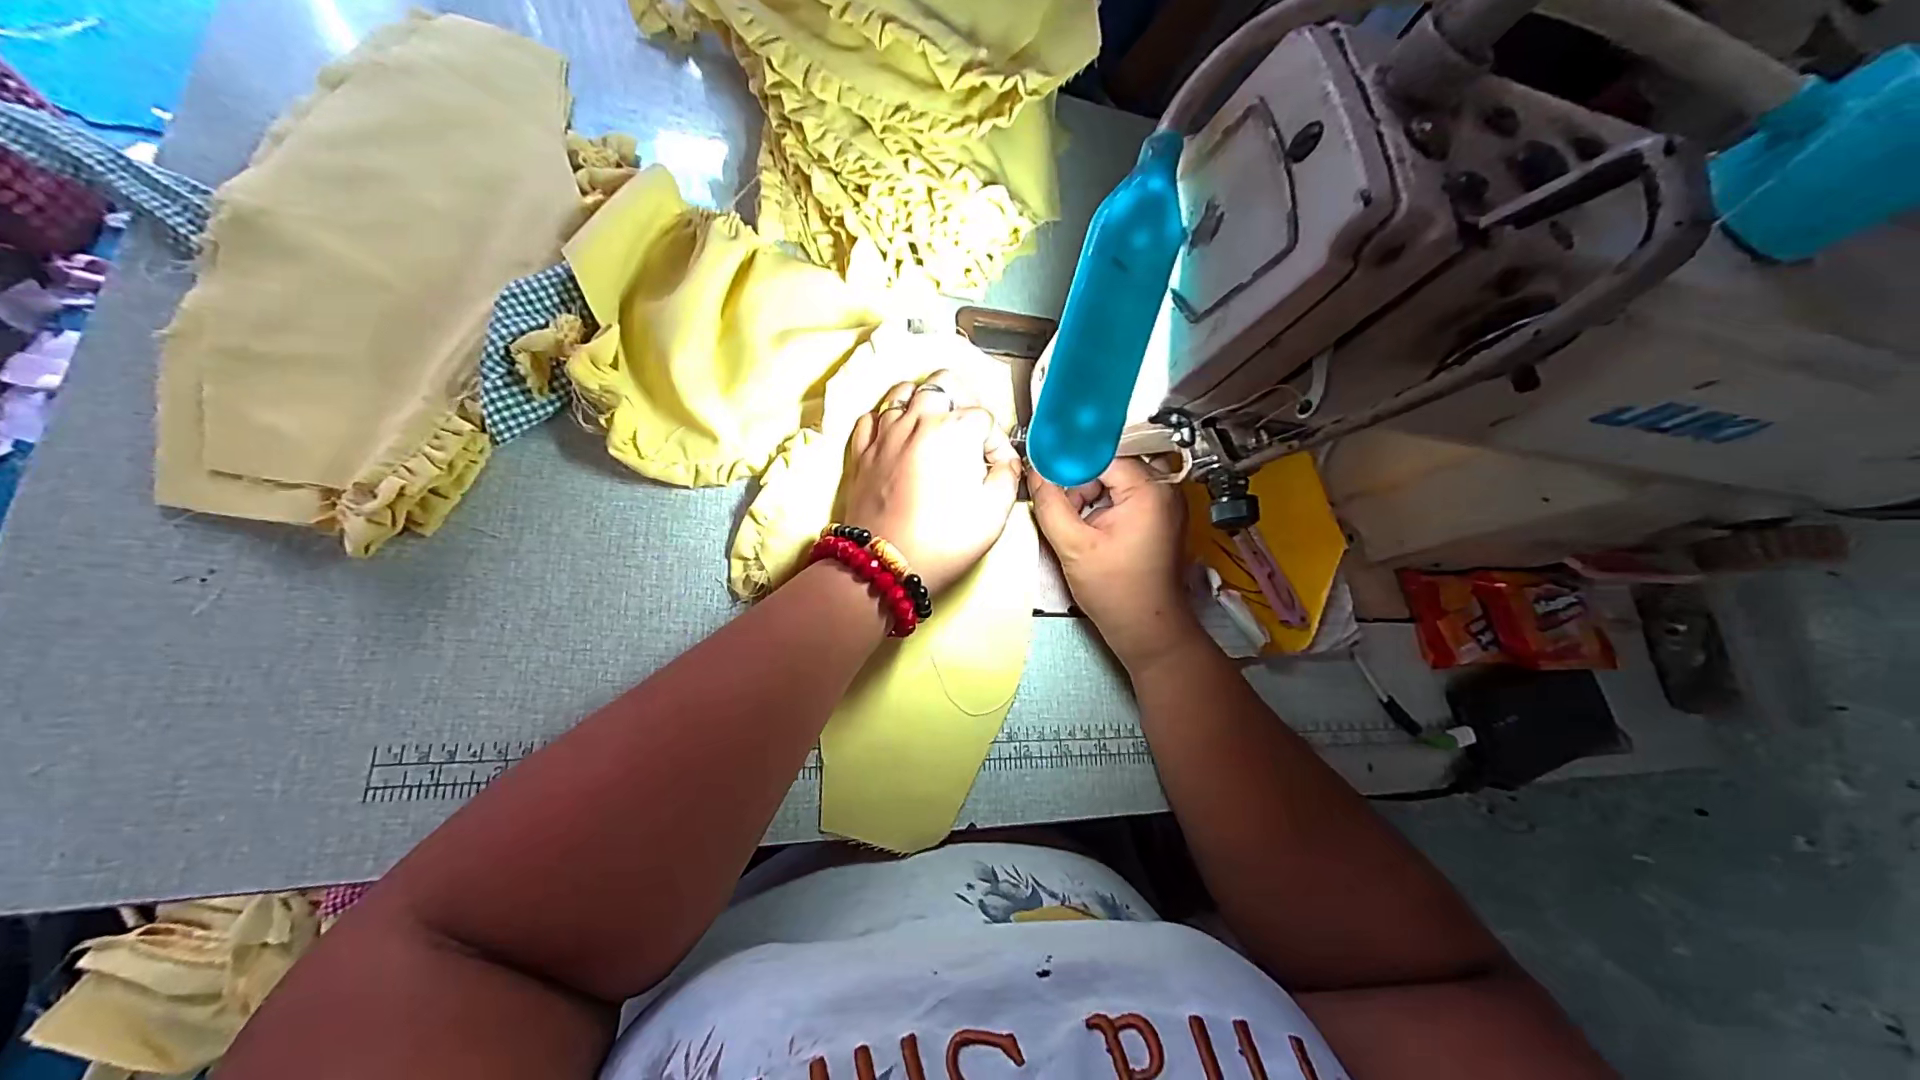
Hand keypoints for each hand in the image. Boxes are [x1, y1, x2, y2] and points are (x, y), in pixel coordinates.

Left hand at [841, 370, 1021, 594]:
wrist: (887, 564)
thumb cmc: (941, 542)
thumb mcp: (995, 513)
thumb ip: (1007, 476)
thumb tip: (1005, 463)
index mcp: (955, 431)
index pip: (984, 416)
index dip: (995, 442)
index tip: (996, 467)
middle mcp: (917, 422)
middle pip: (943, 383)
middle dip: (961, 399)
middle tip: (968, 426)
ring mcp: (885, 435)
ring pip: (901, 391)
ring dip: (921, 399)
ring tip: (932, 422)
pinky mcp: (861, 453)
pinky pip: (871, 418)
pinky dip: (885, 419)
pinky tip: (896, 435)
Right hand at [1032, 458, 1197, 669]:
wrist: (1147, 628)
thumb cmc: (1122, 595)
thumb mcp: (1073, 545)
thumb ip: (1050, 503)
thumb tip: (1036, 473)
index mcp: (1149, 489)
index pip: (1099, 454)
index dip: (1066, 461)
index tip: (1042, 462)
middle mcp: (1163, 489)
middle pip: (1107, 463)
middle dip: (1077, 482)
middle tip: (1064, 510)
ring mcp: (1162, 502)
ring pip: (1112, 478)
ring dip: (1087, 494)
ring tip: (1079, 528)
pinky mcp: (1156, 515)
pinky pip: (1122, 495)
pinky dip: (1100, 505)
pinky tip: (1090, 530)